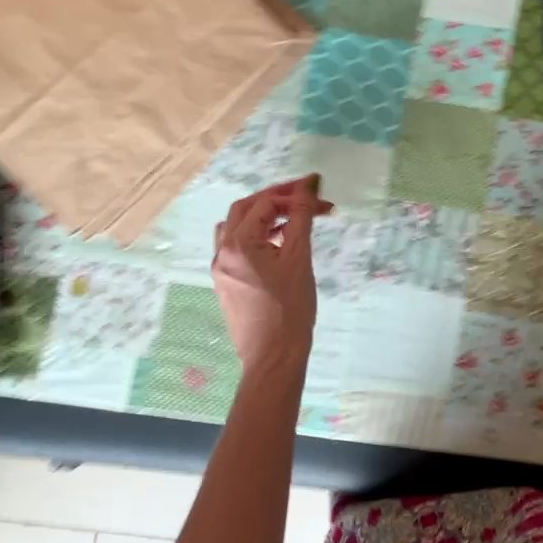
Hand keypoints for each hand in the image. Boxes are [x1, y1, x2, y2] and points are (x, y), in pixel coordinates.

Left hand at [211, 176, 333, 367]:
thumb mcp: (300, 258)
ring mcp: (222, 270)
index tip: (321, 194)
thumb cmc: (290, 307)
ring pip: (237, 227)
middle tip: (306, 196)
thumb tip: (309, 185)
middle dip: (276, 198)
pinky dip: (259, 235)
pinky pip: (239, 247)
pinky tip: (281, 243)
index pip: (265, 203)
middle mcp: (222, 253)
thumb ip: (302, 217)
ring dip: (264, 215)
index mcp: (238, 244)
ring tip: (294, 218)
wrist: (274, 357)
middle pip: (245, 209)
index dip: (294, 194)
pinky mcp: (228, 283)